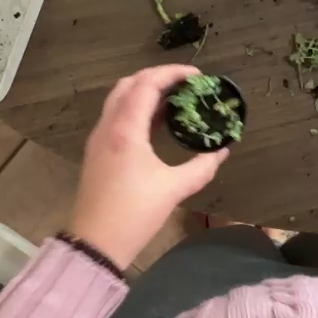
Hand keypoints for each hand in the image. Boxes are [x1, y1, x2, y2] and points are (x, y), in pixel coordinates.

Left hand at [66, 65, 229, 268]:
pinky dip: (137, 108)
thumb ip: (202, 167)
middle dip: (158, 77)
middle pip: (129, 84)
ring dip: (146, 91)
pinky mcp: (98, 151)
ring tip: (175, 98)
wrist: (95, 243)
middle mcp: (108, 126)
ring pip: (120, 98)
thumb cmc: (134, 214)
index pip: (147, 84)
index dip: (173, 73)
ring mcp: (99, 138)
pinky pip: (117, 115)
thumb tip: (221, 151)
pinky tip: (158, 121)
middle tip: (186, 84)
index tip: (198, 76)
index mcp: (125, 130)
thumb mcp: (174, 189)